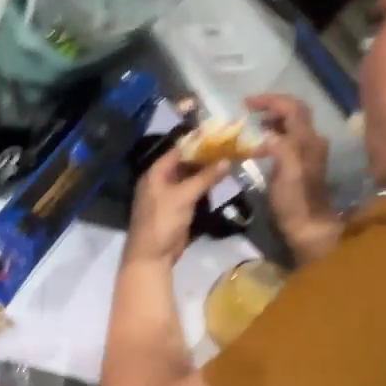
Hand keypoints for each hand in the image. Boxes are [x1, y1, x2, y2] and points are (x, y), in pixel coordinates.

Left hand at [124, 148, 230, 267]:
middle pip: (186, 161)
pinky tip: (224, 174)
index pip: (178, 149)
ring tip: (233, 153)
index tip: (222, 129)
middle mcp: (161, 181)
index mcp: (155, 174)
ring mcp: (169, 194)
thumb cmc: (161, 222)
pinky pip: (194, 189)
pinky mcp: (178, 206)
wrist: (152, 256)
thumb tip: (227, 160)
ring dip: (209, 168)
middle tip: (233, 141)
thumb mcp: (183, 196)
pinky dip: (207, 182)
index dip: (199, 140)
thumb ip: (205, 177)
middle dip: (207, 153)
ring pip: (192, 175)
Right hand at [246, 94, 341, 262]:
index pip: (292, 109)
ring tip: (253, 125)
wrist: (309, 224)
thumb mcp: (287, 175)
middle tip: (249, 110)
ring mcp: (308, 152)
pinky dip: (274, 135)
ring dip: (274, 120)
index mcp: (306, 140)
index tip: (246, 103)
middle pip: (295, 113)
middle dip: (273, 107)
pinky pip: (289, 140)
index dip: (271, 101)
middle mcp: (311, 141)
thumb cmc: (295, 202)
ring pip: (293, 125)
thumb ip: (281, 150)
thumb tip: (268, 135)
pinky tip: (262, 145)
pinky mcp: (301, 164)